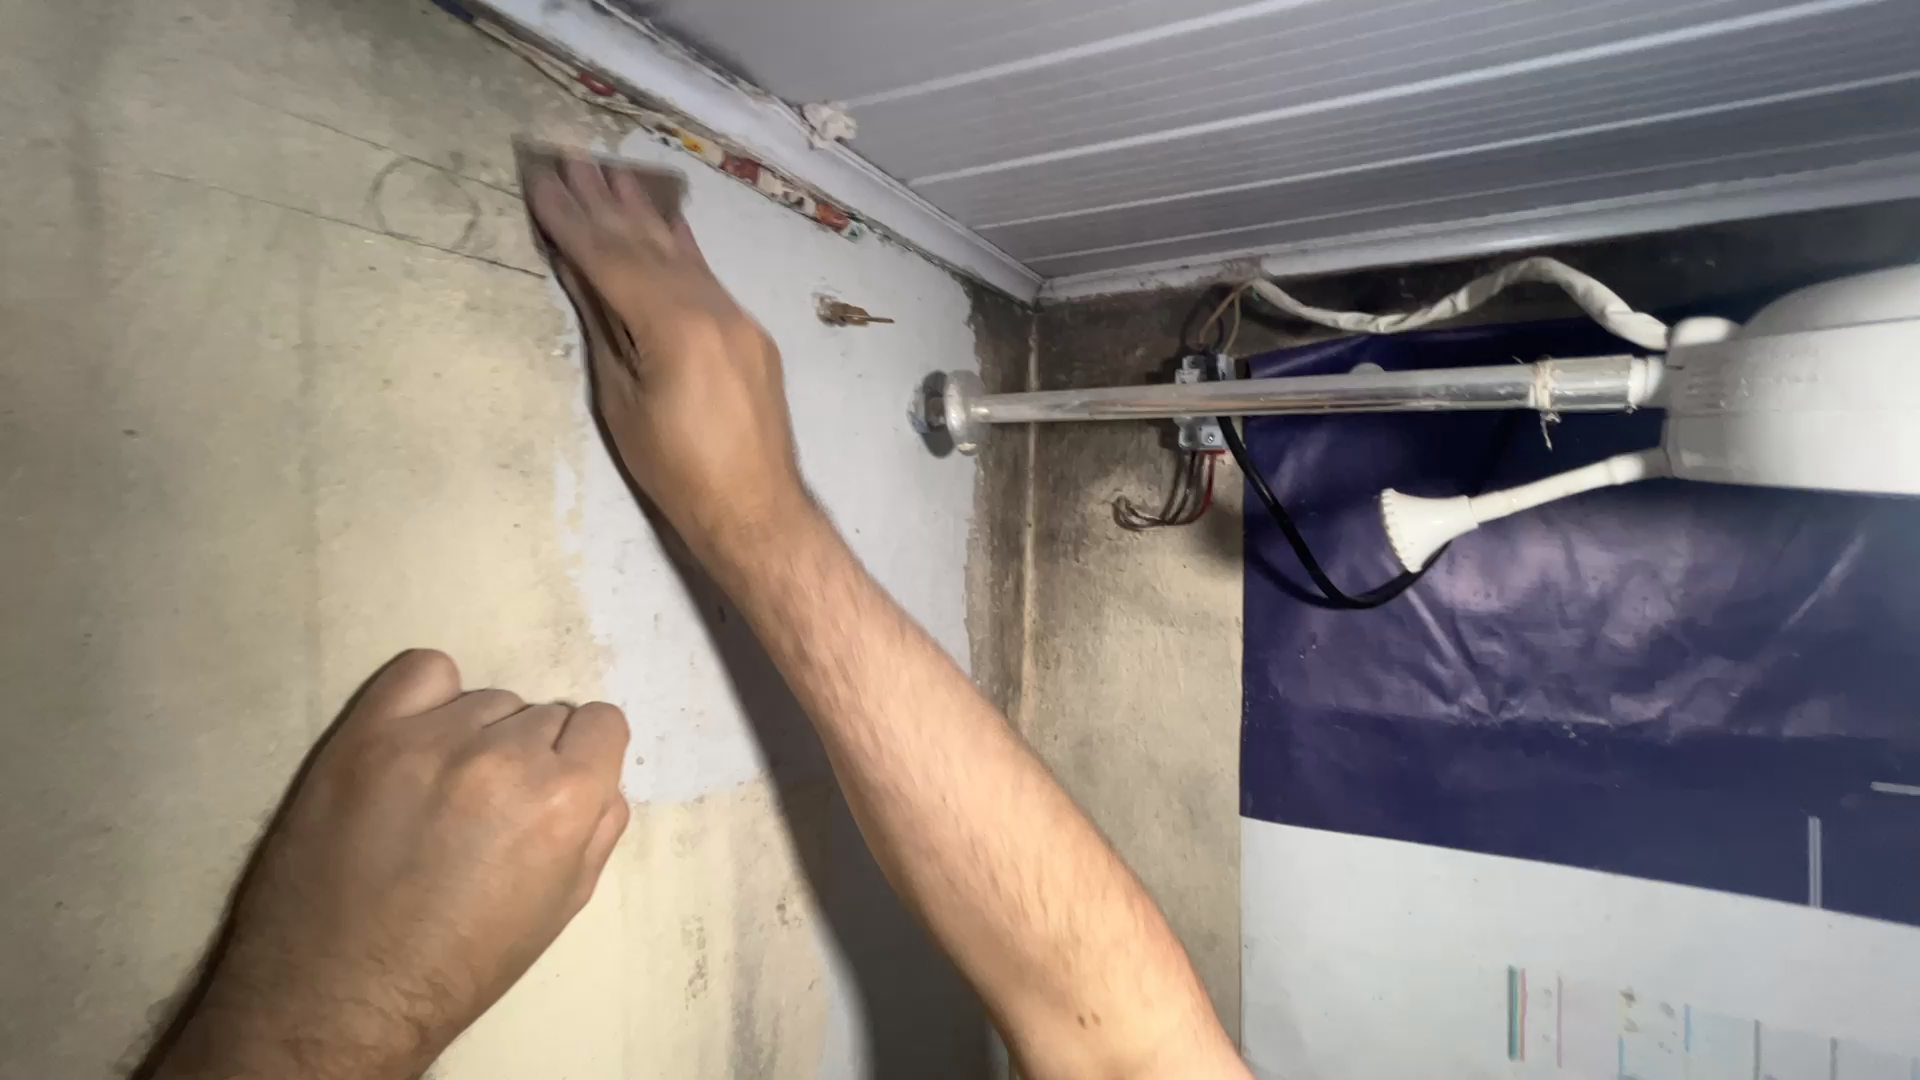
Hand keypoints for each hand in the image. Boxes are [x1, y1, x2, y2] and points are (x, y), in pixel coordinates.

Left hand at [153, 650, 629, 1079]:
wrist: (333, 1004)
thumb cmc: (466, 959)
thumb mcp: (568, 901)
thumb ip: (602, 822)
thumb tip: (599, 774)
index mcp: (566, 797)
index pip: (604, 721)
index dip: (586, 756)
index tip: (558, 785)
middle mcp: (507, 757)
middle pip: (546, 715)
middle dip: (532, 755)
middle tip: (492, 807)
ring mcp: (431, 741)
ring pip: (491, 701)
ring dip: (481, 737)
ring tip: (444, 789)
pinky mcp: (363, 738)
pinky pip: (423, 669)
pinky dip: (433, 695)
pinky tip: (421, 739)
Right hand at [529, 156, 807, 558]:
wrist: (754, 507)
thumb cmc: (677, 471)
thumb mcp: (622, 402)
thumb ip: (605, 330)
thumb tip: (582, 274)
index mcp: (676, 327)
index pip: (612, 260)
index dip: (573, 221)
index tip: (540, 180)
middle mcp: (715, 310)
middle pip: (651, 248)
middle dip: (607, 204)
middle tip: (571, 156)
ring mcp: (741, 321)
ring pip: (685, 258)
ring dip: (646, 216)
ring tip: (613, 173)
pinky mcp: (753, 337)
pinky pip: (711, 281)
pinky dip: (684, 251)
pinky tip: (668, 223)